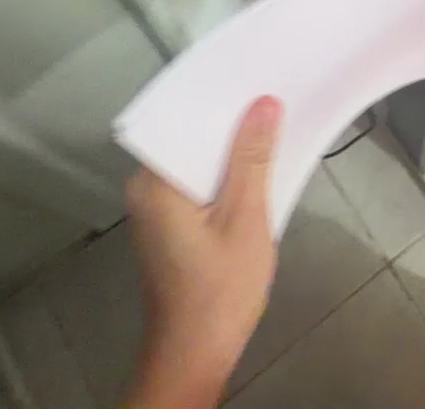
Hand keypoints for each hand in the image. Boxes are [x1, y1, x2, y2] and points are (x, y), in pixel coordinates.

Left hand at [124, 96, 282, 408]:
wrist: (198, 353)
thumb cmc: (220, 288)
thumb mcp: (245, 216)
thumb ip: (253, 157)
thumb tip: (264, 102)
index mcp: (154, 183)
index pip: (183, 120)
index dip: (219, 95)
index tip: (255, 71)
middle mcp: (148, 188)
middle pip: (193, 136)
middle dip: (233, 117)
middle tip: (275, 88)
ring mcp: (160, 206)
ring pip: (201, 157)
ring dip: (235, 144)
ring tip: (276, 115)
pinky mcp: (175, 221)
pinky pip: (203, 177)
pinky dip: (230, 169)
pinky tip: (263, 159)